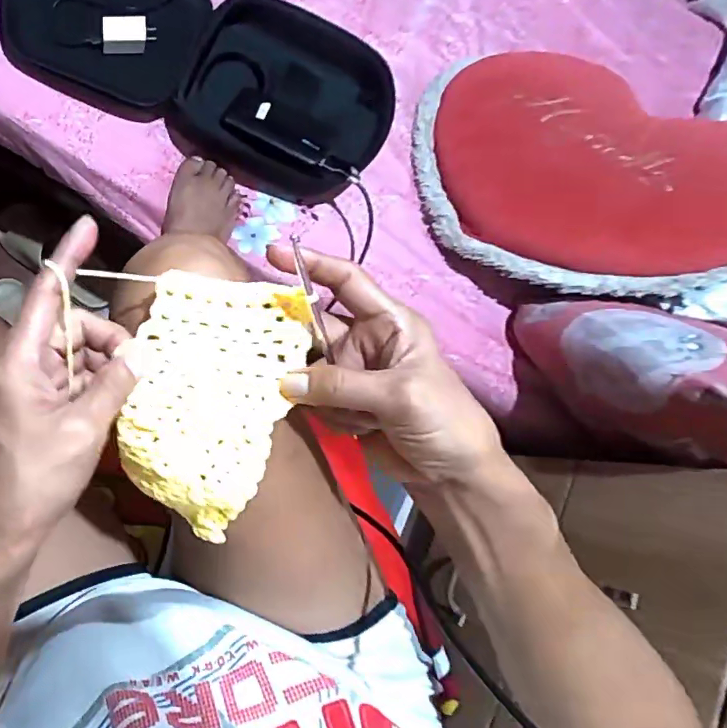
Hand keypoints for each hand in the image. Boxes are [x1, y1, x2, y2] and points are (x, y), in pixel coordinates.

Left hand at [0, 217, 139, 583]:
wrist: (9, 524)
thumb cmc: (39, 476)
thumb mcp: (85, 426)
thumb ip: (115, 382)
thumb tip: (143, 348)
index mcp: (21, 359)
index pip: (45, 295)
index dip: (66, 258)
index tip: (85, 225)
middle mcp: (22, 363)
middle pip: (69, 325)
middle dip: (105, 336)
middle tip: (135, 364)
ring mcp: (30, 383)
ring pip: (76, 351)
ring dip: (105, 362)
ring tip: (126, 390)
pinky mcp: (39, 402)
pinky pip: (73, 375)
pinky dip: (97, 380)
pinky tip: (116, 400)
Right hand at [267, 245, 502, 485]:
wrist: (453, 475)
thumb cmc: (443, 420)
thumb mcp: (398, 395)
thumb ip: (340, 385)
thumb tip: (284, 381)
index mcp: (389, 323)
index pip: (347, 282)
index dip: (313, 265)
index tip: (273, 253)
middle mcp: (364, 342)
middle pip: (315, 328)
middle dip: (299, 345)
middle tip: (281, 360)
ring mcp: (349, 374)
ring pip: (307, 369)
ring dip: (321, 394)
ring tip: (359, 417)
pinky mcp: (339, 402)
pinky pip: (311, 398)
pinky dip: (323, 414)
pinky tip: (357, 429)